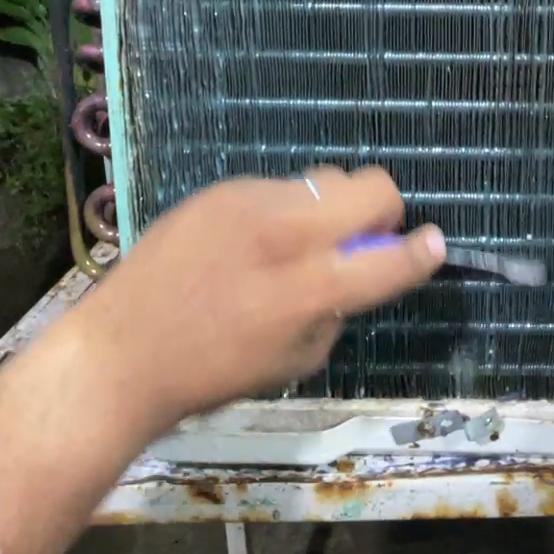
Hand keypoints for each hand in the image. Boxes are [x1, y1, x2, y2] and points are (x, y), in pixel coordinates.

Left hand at [76, 166, 443, 435]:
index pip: (392, 259)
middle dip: (382, 211)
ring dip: (329, 209)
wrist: (120, 351)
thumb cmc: (212, 373)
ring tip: (295, 242)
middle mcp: (288, 232)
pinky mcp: (222, 189)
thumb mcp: (293, 361)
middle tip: (360, 239)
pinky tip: (248, 243)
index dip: (424, 251)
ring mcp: (252, 201)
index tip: (433, 245)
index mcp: (309, 288)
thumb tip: (356, 272)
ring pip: (325, 180)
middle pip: (372, 185)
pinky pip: (278, 189)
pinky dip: (283, 212)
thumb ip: (337, 309)